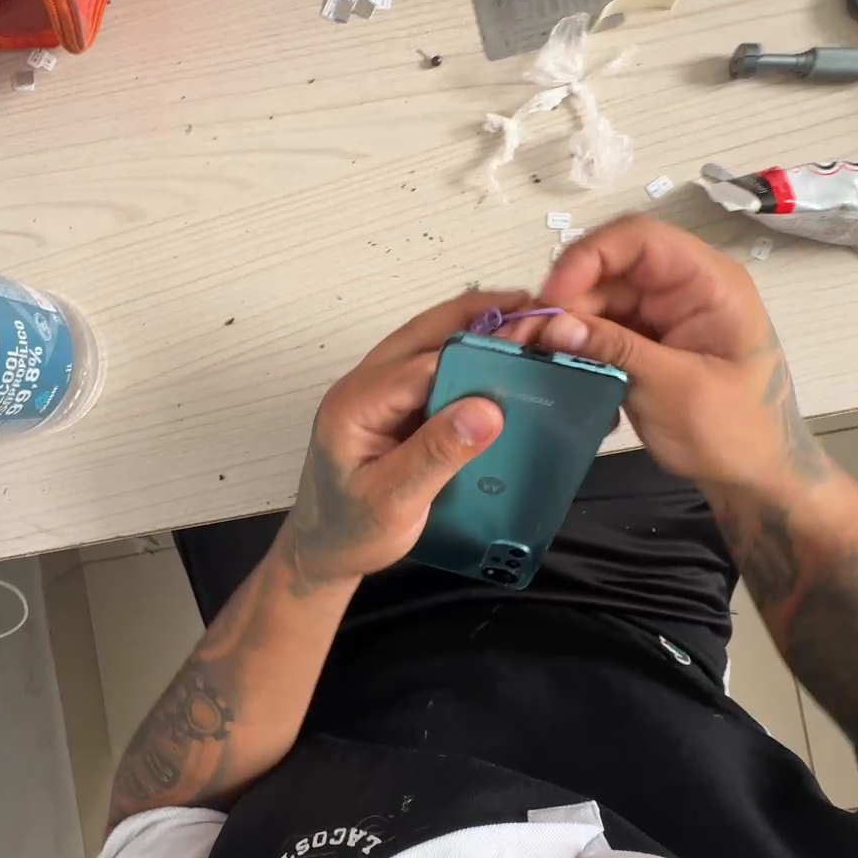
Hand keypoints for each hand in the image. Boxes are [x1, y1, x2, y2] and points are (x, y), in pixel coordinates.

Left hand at [275, 291, 518, 583]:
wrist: (323, 548)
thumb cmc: (348, 530)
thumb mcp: (393, 502)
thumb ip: (435, 455)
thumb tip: (485, 412)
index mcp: (355, 405)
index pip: (423, 365)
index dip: (476, 352)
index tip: (526, 346)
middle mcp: (362, 386)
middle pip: (423, 334)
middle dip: (478, 316)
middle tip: (534, 308)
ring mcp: (376, 392)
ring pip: (426, 342)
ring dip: (472, 327)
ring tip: (524, 321)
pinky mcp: (390, 403)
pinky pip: (429, 365)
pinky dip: (464, 354)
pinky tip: (497, 357)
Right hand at [533, 216, 828, 493]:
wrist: (752, 474)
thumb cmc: (735, 430)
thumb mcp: (675, 388)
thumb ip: (615, 350)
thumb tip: (554, 326)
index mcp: (706, 282)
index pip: (637, 240)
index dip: (587, 258)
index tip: (551, 299)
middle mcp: (677, 287)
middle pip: (604, 271)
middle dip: (562, 300)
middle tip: (524, 339)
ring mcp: (656, 314)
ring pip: (591, 301)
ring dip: (559, 326)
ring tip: (530, 356)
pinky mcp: (638, 340)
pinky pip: (593, 329)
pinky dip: (571, 347)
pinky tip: (555, 368)